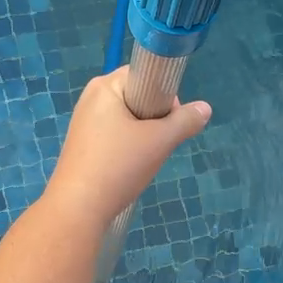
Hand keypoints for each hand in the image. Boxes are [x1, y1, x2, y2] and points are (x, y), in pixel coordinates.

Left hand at [41, 68, 209, 229]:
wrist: (78, 208)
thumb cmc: (118, 166)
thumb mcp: (160, 141)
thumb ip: (185, 122)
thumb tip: (205, 108)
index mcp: (105, 86)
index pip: (144, 74)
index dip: (164, 94)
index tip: (170, 121)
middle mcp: (90, 99)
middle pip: (136, 98)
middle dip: (154, 119)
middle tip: (158, 144)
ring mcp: (83, 124)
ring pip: (126, 121)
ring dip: (142, 138)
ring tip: (142, 161)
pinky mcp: (81, 147)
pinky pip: (113, 138)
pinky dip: (125, 150)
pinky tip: (127, 170)